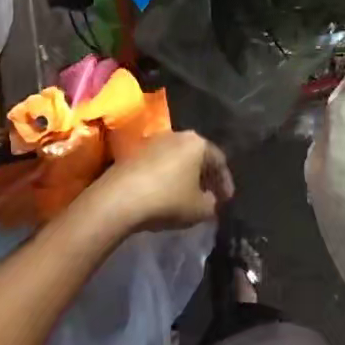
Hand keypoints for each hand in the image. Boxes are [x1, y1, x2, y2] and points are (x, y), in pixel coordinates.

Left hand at [78, 131, 233, 233]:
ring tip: (186, 195)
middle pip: (196, 155)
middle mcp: (175, 135)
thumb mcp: (200, 209)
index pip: (219, 161)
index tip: (226, 200)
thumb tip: (210, 200)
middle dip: (204, 176)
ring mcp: (150, 142)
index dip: (225, 182)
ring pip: (175, 158)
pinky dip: (165, 177)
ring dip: (183, 175)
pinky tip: (164, 193)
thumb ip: (212, 203)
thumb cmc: (167, 200)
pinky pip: (156, 164)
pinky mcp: (131, 153)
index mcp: (197, 143)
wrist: (118, 199)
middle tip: (209, 196)